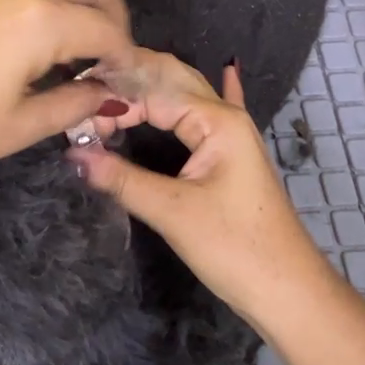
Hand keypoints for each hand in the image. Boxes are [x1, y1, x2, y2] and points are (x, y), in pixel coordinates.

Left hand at [0, 0, 136, 187]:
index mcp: (37, 19)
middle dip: (111, 15)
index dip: (124, 55)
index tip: (127, 79)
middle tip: (109, 56)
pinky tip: (28, 35)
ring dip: (75, 0)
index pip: (104, 28)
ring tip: (71, 47)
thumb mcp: (18, 126)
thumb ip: (74, 104)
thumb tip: (107, 94)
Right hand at [70, 60, 322, 312]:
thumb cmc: (236, 249)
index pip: (151, 92)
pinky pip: (207, 116)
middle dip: (126, 80)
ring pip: (183, 96)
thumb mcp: (172, 212)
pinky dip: (198, 99)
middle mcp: (225, 117)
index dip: (110, 101)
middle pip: (170, 79)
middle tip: (81, 87)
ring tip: (104, 84)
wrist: (292, 295)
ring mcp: (231, 136)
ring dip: (147, 89)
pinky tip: (224, 68)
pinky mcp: (231, 157)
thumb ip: (120, 178)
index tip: (74, 119)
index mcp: (216, 120)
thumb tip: (71, 152)